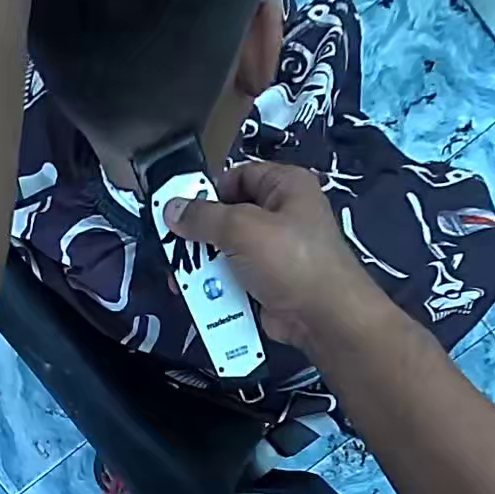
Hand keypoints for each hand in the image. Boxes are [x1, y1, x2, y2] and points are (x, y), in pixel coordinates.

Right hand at [165, 161, 389, 348]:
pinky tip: (198, 297)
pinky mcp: (269, 284)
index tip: (183, 212)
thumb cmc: (289, 261)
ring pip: (228, 252)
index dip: (210, 191)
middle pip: (229, 216)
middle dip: (200, 235)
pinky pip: (236, 279)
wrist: (324, 318)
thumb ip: (204, 218)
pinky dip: (217, 287)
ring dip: (204, 266)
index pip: (239, 175)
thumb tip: (170, 209)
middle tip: (173, 250)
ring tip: (179, 280)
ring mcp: (276, 253)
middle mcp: (283, 215)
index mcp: (286, 186)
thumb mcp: (243, 229)